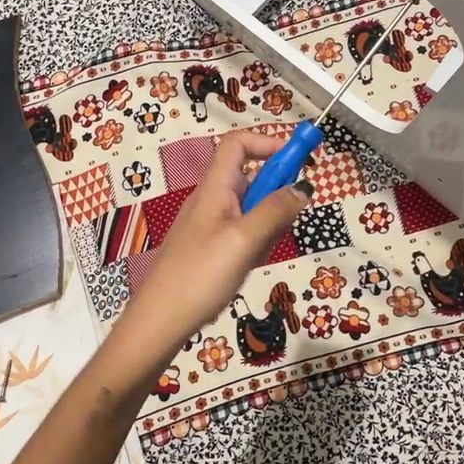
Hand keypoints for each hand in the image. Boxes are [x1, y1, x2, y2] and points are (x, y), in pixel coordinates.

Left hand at [115, 132, 311, 354]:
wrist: (160, 321)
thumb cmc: (200, 276)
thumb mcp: (243, 241)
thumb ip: (275, 211)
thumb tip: (304, 185)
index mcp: (215, 187)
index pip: (238, 143)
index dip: (269, 143)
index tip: (301, 160)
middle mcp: (212, 199)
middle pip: (252, 178)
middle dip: (276, 198)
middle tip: (281, 227)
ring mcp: (210, 225)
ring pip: (252, 210)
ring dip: (267, 228)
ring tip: (258, 256)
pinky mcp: (211, 248)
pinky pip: (244, 234)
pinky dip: (255, 246)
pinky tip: (248, 269)